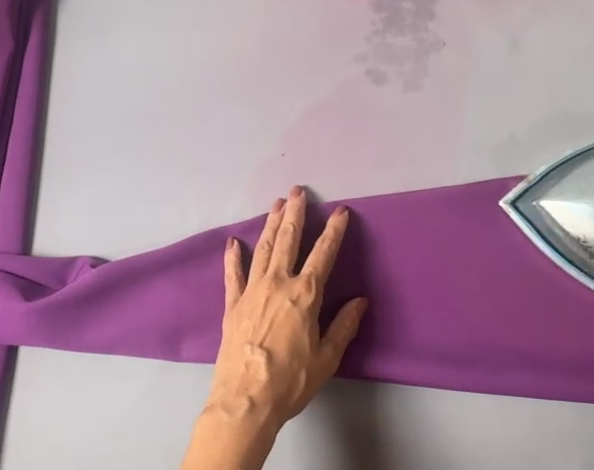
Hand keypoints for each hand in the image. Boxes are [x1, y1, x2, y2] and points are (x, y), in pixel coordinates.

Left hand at [183, 186, 368, 469]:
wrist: (245, 402)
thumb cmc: (291, 381)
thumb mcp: (327, 357)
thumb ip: (344, 326)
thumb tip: (360, 300)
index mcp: (306, 294)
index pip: (324, 253)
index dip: (334, 230)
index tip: (340, 211)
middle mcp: (278, 283)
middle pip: (288, 239)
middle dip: (295, 213)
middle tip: (297, 190)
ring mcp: (252, 292)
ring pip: (263, 249)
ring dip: (270, 224)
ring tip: (276, 204)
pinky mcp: (232, 306)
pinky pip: (233, 275)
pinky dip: (233, 257)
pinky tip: (233, 242)